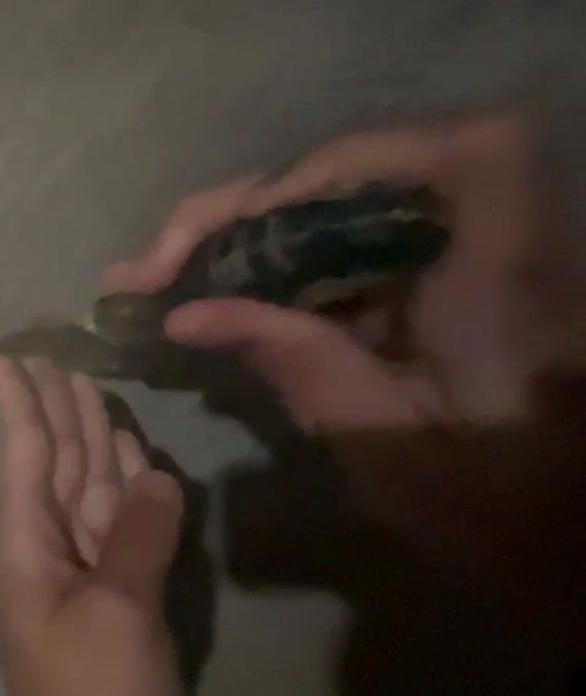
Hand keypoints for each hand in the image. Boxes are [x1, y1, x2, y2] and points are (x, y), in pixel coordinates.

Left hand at [0, 353, 188, 695]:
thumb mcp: (116, 613)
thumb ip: (134, 536)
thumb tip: (152, 471)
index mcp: (28, 536)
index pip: (22, 447)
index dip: (13, 398)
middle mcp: (49, 543)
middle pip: (55, 458)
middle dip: (55, 407)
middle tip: (55, 354)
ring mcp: (84, 572)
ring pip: (88, 487)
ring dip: (91, 439)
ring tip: (91, 390)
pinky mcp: (117, 602)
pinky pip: (119, 530)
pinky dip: (128, 494)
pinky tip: (136, 464)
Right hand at [106, 108, 585, 644]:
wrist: (561, 542)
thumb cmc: (494, 507)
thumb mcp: (389, 447)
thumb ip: (299, 366)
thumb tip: (184, 314)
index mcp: (506, 283)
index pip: (465, 154)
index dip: (349, 160)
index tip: (247, 218)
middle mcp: (483, 249)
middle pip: (354, 171)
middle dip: (237, 208)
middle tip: (151, 265)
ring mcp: (447, 260)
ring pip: (324, 200)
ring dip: (229, 231)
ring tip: (151, 273)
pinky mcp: (415, 280)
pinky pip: (323, 237)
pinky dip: (250, 255)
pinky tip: (197, 287)